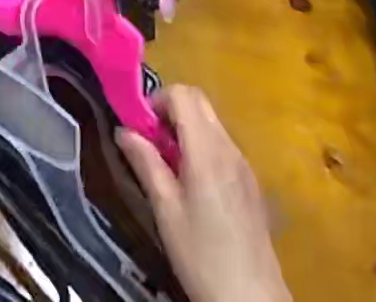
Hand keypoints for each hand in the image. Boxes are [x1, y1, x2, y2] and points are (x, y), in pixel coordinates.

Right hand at [118, 86, 292, 301]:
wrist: (252, 300)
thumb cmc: (201, 255)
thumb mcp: (165, 210)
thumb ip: (145, 163)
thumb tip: (123, 130)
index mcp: (207, 149)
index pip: (183, 94)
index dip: (157, 100)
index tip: (139, 125)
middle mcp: (228, 147)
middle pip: (199, 102)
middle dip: (170, 109)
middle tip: (150, 140)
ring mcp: (243, 163)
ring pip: (211, 121)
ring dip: (186, 127)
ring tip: (166, 164)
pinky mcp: (250, 180)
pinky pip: (222, 143)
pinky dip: (201, 145)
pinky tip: (191, 182)